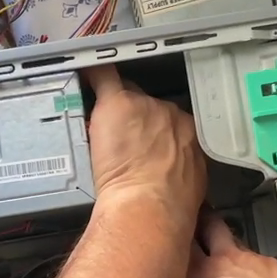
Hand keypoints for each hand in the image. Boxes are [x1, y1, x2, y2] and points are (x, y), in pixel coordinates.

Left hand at [81, 65, 204, 218]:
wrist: (151, 204)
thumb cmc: (169, 205)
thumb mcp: (188, 186)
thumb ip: (179, 169)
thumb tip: (171, 175)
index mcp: (191, 134)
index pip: (170, 122)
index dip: (155, 131)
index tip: (147, 143)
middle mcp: (170, 114)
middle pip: (148, 107)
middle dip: (136, 121)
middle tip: (124, 144)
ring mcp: (145, 106)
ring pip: (126, 99)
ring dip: (117, 113)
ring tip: (105, 135)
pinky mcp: (119, 103)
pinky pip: (104, 78)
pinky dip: (94, 75)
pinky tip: (85, 71)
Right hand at [173, 214, 276, 277]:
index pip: (174, 242)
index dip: (169, 235)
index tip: (163, 235)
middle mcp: (220, 261)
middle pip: (208, 225)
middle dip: (199, 222)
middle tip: (192, 227)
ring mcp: (255, 263)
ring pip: (238, 243)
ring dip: (230, 250)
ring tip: (228, 266)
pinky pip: (265, 267)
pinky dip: (260, 275)